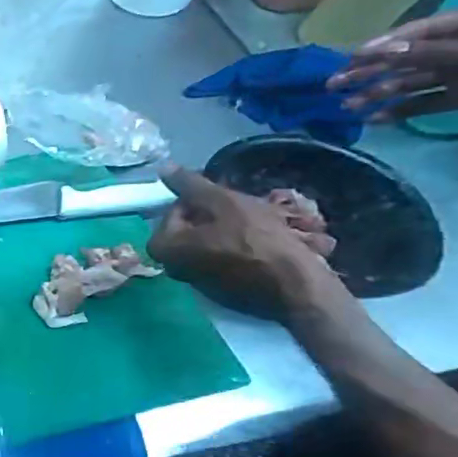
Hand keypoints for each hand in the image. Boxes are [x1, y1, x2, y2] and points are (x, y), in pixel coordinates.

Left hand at [147, 167, 343, 318]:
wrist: (294, 286)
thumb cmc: (256, 240)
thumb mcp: (224, 202)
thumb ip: (192, 185)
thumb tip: (163, 168)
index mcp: (165, 247)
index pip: (175, 210)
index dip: (201, 196)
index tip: (225, 190)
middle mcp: (174, 267)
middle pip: (196, 226)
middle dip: (226, 210)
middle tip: (253, 202)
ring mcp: (199, 280)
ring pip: (218, 240)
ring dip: (243, 224)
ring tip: (273, 215)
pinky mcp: (224, 288)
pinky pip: (232, 257)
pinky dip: (251, 243)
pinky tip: (277, 235)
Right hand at [326, 0, 457, 126]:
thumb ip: (439, 53)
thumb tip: (384, 49)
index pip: (421, 31)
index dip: (383, 46)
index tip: (347, 60)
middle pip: (411, 56)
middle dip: (371, 70)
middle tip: (332, 86)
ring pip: (415, 81)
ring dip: (380, 92)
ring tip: (346, 108)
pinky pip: (429, 102)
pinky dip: (403, 109)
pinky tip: (377, 119)